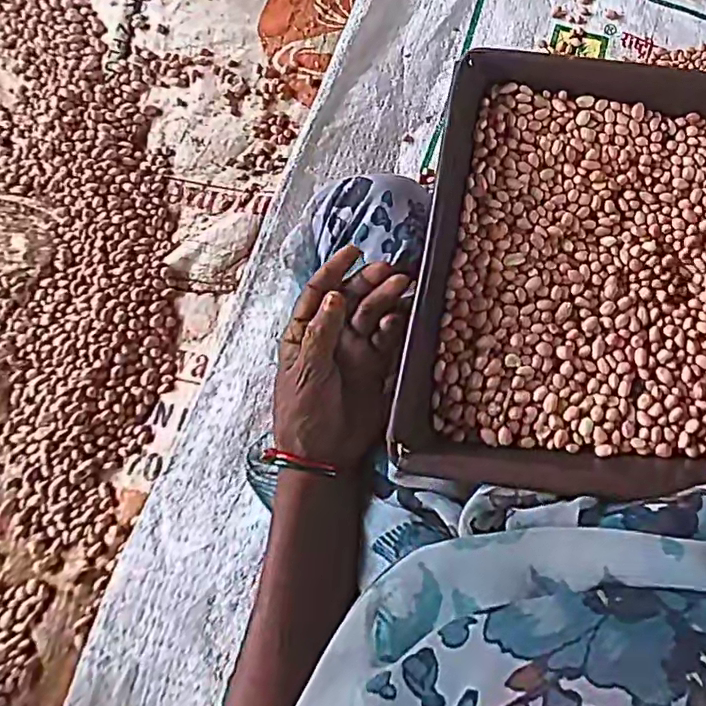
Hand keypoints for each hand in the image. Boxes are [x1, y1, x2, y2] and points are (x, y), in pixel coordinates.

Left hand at [274, 245, 414, 470]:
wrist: (324, 455)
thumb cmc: (302, 412)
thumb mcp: (305, 371)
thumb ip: (321, 333)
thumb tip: (335, 296)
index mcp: (305, 332)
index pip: (318, 292)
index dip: (334, 269)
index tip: (353, 250)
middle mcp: (332, 335)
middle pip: (351, 298)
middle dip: (368, 280)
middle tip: (389, 269)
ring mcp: (355, 349)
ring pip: (372, 313)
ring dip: (386, 297)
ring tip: (403, 283)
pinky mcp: (376, 365)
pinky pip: (388, 337)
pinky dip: (396, 324)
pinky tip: (402, 315)